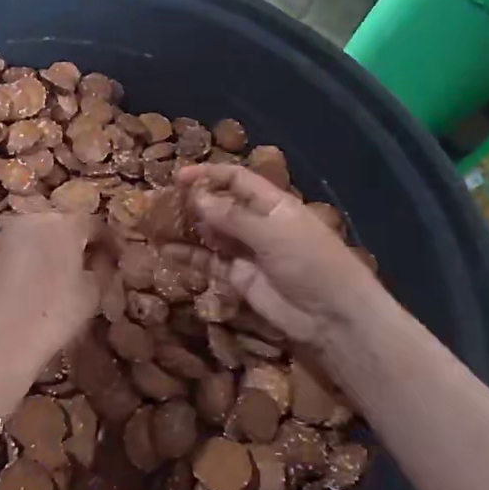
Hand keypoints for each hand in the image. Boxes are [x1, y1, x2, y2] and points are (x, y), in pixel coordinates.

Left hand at [0, 211, 106, 381]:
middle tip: (92, 268)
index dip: (110, 242)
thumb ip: (103, 269)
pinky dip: (31, 261)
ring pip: (38, 237)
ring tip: (63, 278)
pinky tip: (35, 286)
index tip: (118, 260)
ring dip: (53, 251)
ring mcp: (4, 235)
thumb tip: (102, 260)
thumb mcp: (92, 293)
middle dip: (80, 243)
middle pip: (63, 226)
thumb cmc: (52, 314)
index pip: (95, 224)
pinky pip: (19, 250)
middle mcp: (32, 219)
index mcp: (62, 223)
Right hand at [167, 165, 385, 343]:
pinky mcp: (239, 278)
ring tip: (157, 224)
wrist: (331, 315)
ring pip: (212, 234)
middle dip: (193, 202)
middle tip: (160, 202)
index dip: (209, 175)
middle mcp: (258, 223)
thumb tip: (196, 197)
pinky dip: (190, 256)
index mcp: (273, 204)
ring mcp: (248, 252)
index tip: (179, 177)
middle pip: (221, 206)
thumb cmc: (310, 262)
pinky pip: (210, 262)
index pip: (237, 180)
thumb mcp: (273, 232)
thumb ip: (232, 217)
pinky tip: (167, 251)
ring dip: (188, 228)